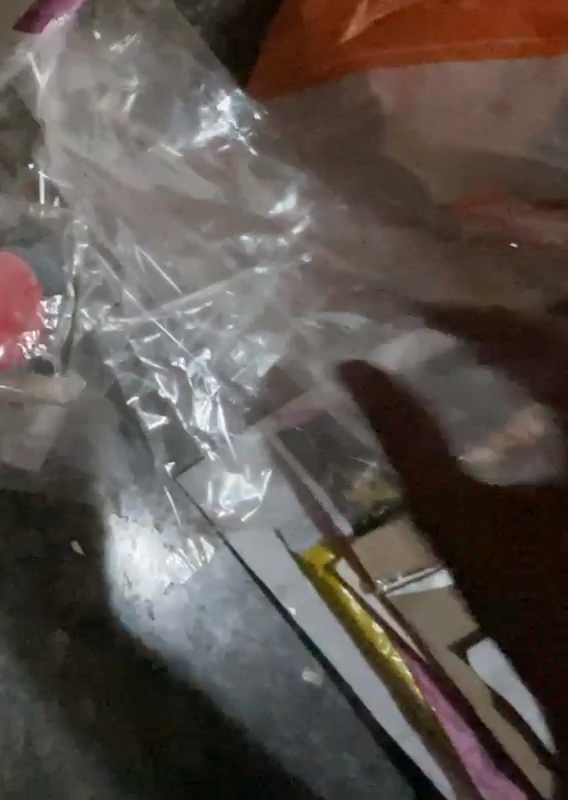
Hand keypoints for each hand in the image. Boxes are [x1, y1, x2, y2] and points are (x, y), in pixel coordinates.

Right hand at [339, 305, 567, 744]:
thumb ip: (401, 430)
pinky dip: (558, 393)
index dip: (483, 321)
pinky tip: (530, 395)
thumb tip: (353, 367)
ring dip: (548, 357)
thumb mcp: (447, 506)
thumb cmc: (519, 590)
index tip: (423, 312)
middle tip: (464, 318)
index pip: (548, 349)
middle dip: (532, 324)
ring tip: (494, 344)